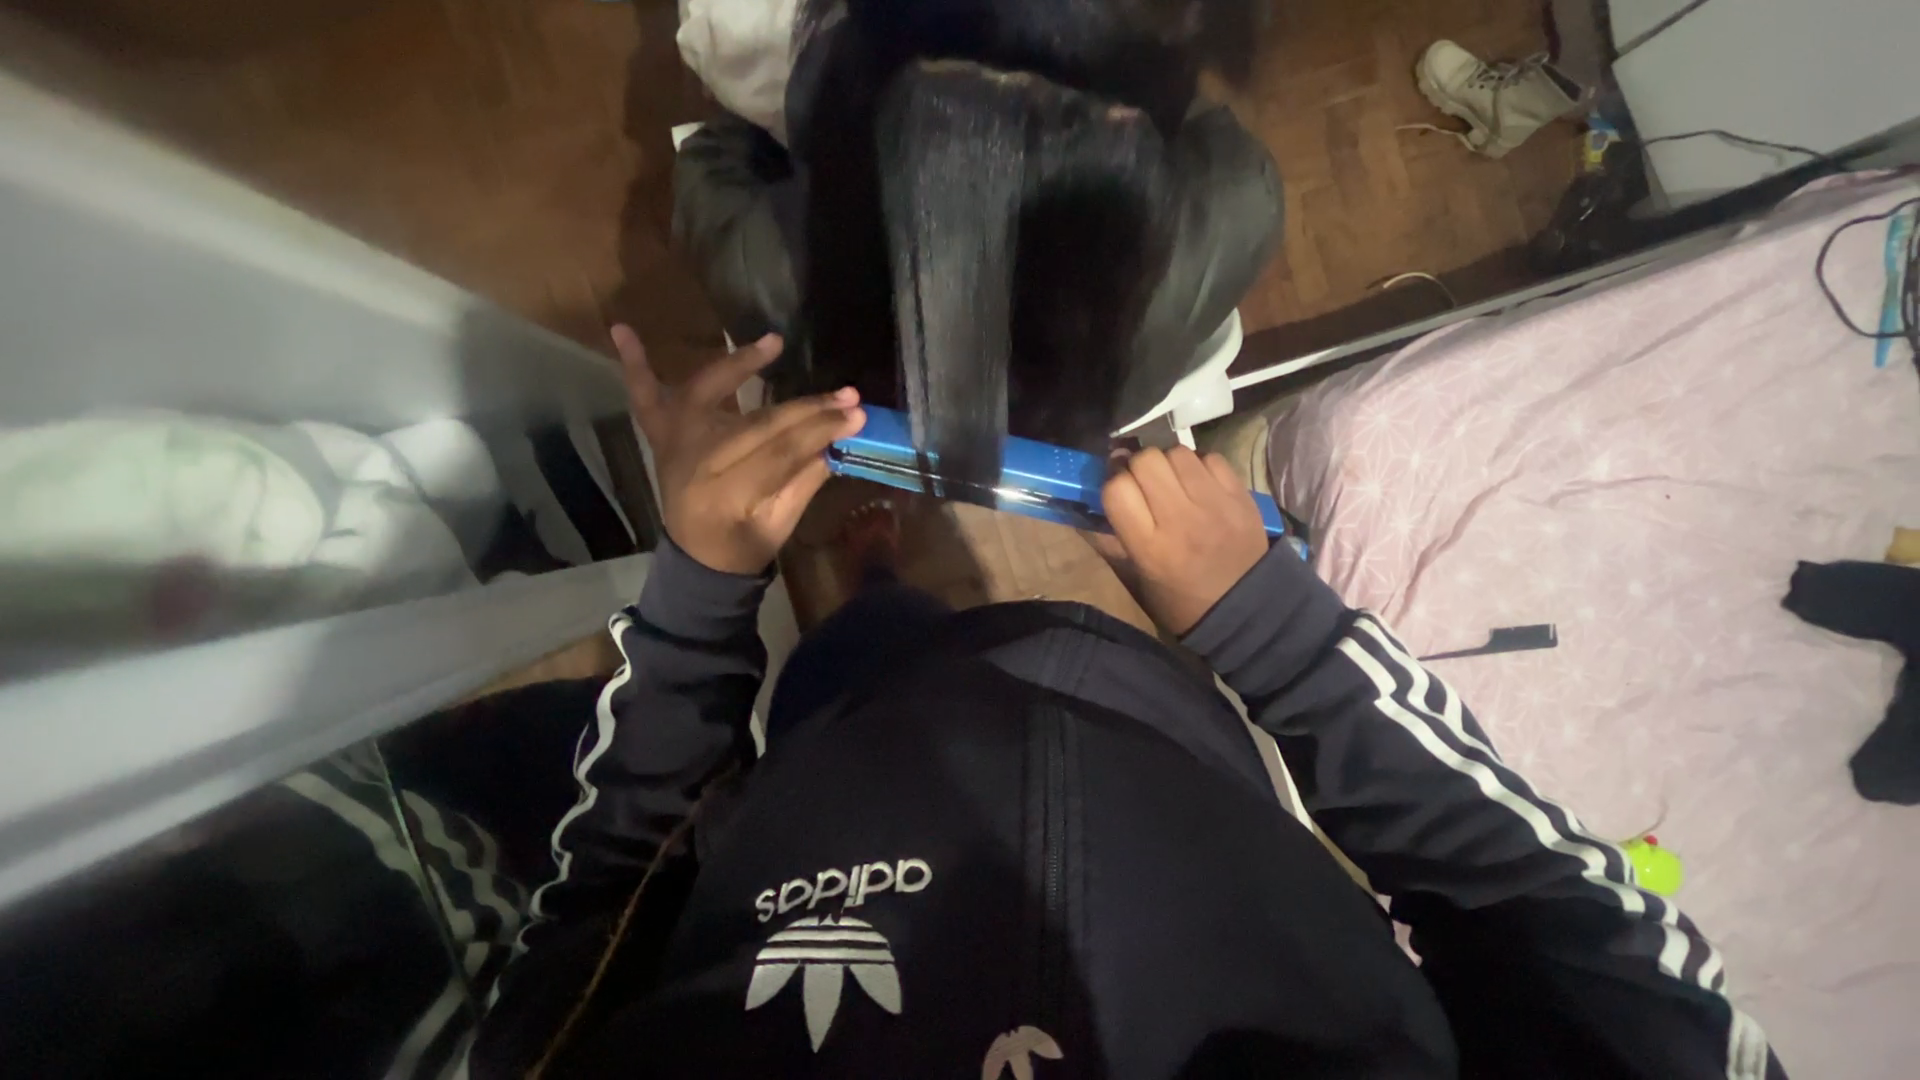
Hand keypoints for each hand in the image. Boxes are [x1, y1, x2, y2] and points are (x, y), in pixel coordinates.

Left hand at [615, 325, 864, 574]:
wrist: (698, 560)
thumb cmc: (744, 545)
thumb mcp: (781, 521)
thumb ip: (806, 477)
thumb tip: (841, 437)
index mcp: (725, 494)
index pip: (780, 452)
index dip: (820, 431)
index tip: (857, 415)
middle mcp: (693, 463)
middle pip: (756, 424)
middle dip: (806, 408)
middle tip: (847, 394)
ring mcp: (672, 445)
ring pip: (706, 393)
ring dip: (739, 364)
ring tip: (773, 342)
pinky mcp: (660, 437)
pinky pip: (645, 397)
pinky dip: (634, 364)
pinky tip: (621, 330)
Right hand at [1089, 446, 1268, 634]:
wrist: (1245, 608)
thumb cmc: (1181, 599)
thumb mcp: (1138, 577)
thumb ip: (1111, 539)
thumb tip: (1090, 499)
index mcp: (1150, 547)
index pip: (1116, 489)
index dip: (1111, 481)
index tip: (1116, 485)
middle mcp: (1180, 520)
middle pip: (1145, 460)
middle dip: (1137, 466)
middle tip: (1143, 481)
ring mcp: (1214, 504)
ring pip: (1176, 452)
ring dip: (1167, 462)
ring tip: (1172, 481)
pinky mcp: (1240, 496)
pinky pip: (1210, 457)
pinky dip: (1198, 465)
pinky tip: (1198, 483)